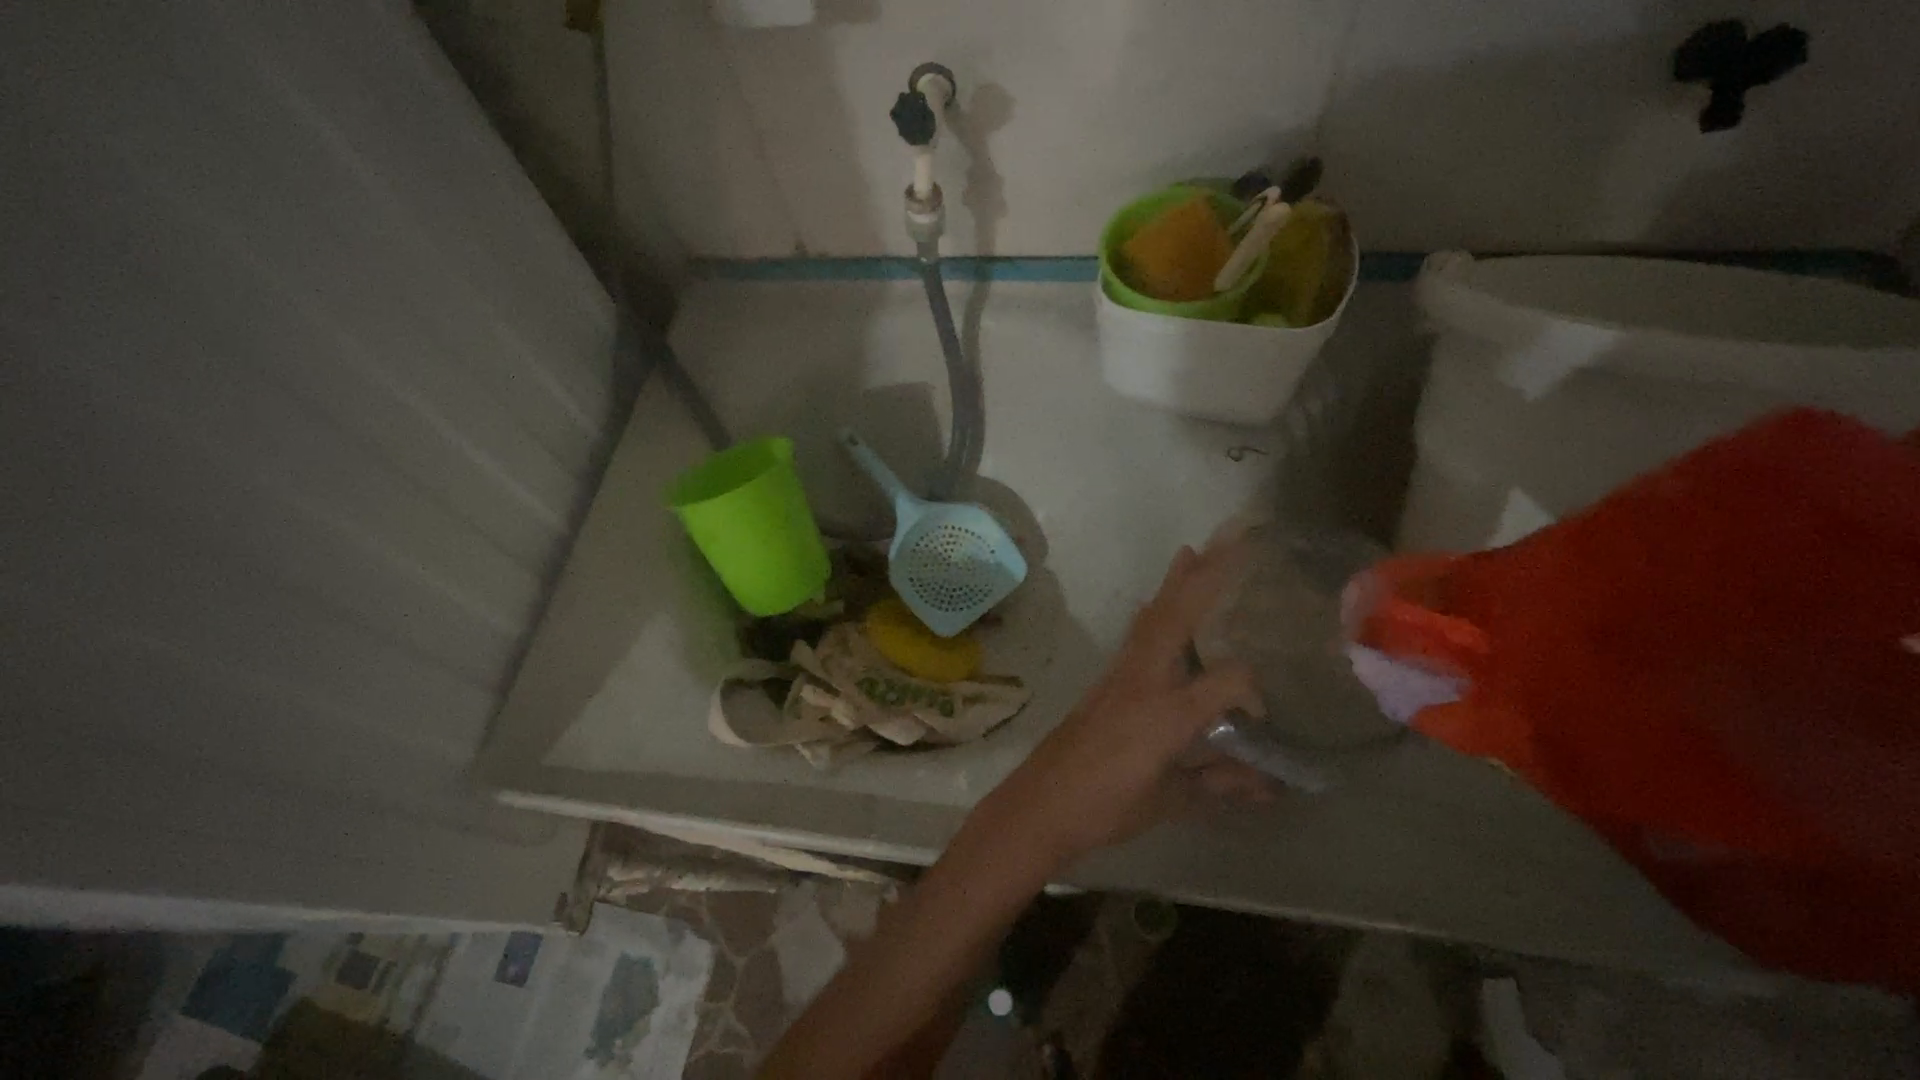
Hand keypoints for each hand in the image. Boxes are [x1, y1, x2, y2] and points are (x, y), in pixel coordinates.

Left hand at [977, 529, 1275, 864]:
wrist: (1038, 805)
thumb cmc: (1105, 809)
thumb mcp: (1167, 802)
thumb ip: (1217, 786)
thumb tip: (1268, 786)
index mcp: (1167, 714)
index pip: (1228, 681)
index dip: (1253, 694)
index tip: (1261, 718)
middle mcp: (1143, 682)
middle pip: (1176, 616)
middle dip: (1204, 577)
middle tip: (1227, 539)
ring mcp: (1118, 677)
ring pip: (1151, 619)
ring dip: (1173, 585)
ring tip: (1190, 551)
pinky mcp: (1102, 682)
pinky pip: (1134, 635)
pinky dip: (1152, 613)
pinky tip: (1156, 605)